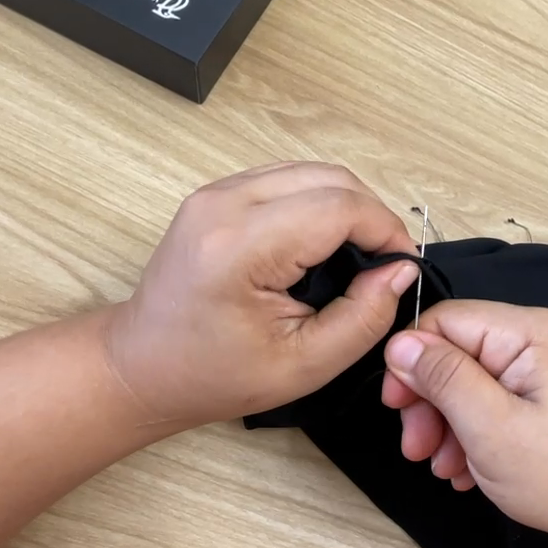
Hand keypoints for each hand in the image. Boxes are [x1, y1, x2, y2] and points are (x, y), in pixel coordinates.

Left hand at [105, 162, 417, 424]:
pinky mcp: (219, 194)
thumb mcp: (306, 365)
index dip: (386, 231)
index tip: (404, 266)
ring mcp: (217, 192)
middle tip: (388, 263)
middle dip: (373, 216)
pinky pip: (291, 179)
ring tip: (362, 255)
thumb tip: (401, 271)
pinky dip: (323, 204)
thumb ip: (364, 317)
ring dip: (350, 207)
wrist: (144, 365)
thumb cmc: (216, 375)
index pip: (339, 207)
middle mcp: (224, 204)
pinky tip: (327, 244)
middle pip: (331, 178)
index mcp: (239, 248)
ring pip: (314, 172)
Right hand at [380, 301, 547, 547]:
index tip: (396, 408)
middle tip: (416, 450)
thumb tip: (399, 343)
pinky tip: (468, 468)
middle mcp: (545, 336)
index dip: (412, 360)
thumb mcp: (489, 427)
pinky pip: (500, 397)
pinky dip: (476, 430)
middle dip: (431, 402)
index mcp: (533, 330)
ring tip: (444, 469)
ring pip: (475, 379)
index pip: (447, 320)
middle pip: (460, 352)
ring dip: (449, 423)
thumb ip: (442, 378)